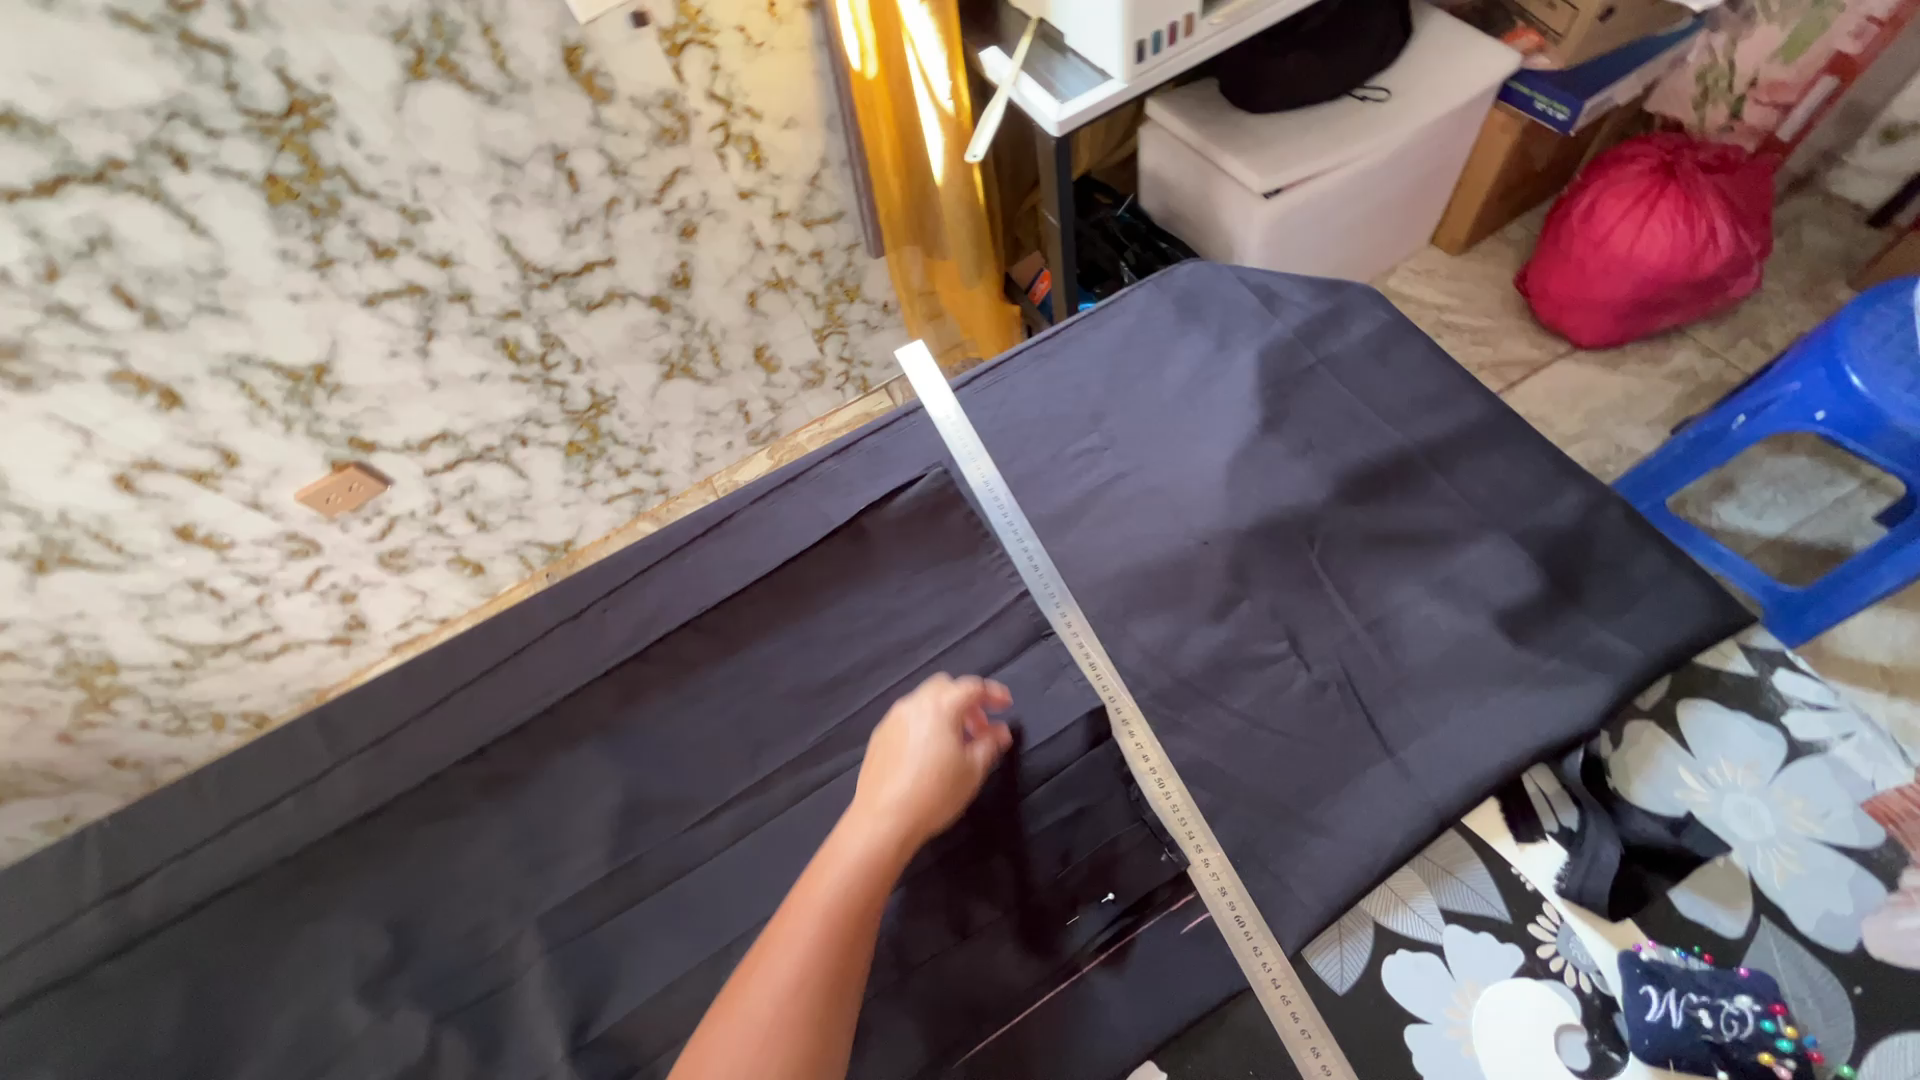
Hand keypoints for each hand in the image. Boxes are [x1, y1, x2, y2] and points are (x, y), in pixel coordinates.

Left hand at [847, 674, 1014, 853]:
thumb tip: (1000, 730)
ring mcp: (892, 719)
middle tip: (980, 727)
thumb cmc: (934, 794)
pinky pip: (908, 718)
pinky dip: (925, 723)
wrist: (882, 819)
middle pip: (945, 686)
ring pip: (924, 700)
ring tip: (956, 742)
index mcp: (940, 707)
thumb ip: (990, 744)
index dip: (993, 692)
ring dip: (945, 711)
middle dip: (966, 699)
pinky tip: (929, 752)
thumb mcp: (972, 771)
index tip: (1006, 705)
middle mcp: (913, 704)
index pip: (972, 687)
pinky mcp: (879, 735)